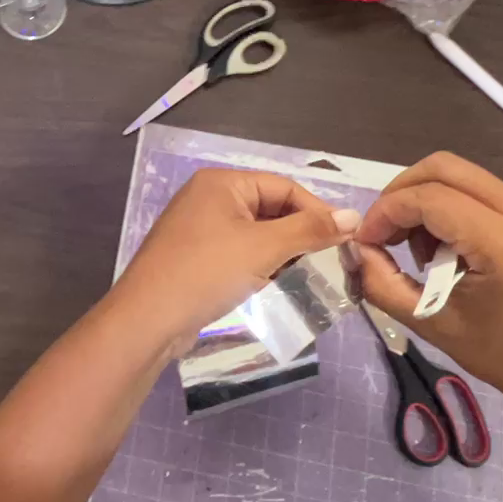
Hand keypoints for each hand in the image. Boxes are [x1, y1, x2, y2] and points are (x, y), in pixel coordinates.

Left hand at [108, 168, 358, 351]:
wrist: (149, 318)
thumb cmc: (206, 272)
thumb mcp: (264, 248)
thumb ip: (309, 230)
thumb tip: (353, 214)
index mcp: (221, 183)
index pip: (283, 187)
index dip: (317, 211)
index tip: (346, 241)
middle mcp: (208, 198)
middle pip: (269, 209)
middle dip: (299, 235)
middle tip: (330, 263)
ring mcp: (198, 229)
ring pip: (255, 234)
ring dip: (281, 254)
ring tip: (307, 278)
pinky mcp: (194, 257)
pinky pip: (237, 253)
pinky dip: (259, 267)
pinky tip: (274, 287)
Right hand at [345, 152, 502, 434]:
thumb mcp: (433, 325)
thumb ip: (383, 283)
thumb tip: (355, 250)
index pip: (428, 198)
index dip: (385, 213)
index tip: (364, 242)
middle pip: (444, 167)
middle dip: (401, 193)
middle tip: (383, 232)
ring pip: (461, 175)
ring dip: (425, 199)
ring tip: (416, 248)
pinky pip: (480, 191)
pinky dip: (448, 206)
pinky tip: (444, 247)